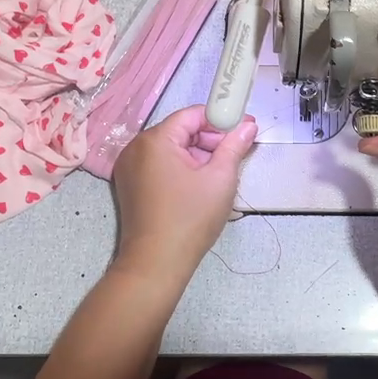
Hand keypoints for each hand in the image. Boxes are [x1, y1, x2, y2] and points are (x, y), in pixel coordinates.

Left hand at [111, 106, 257, 283]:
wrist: (156, 263)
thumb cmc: (190, 218)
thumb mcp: (220, 178)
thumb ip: (234, 146)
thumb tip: (248, 125)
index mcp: (155, 140)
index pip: (192, 115)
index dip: (220, 119)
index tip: (243, 128)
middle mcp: (136, 148)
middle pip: (180, 130)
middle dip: (209, 139)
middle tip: (235, 152)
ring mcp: (129, 167)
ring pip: (171, 148)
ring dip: (197, 154)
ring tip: (220, 173)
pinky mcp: (130, 185)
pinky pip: (159, 164)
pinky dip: (181, 167)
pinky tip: (199, 185)